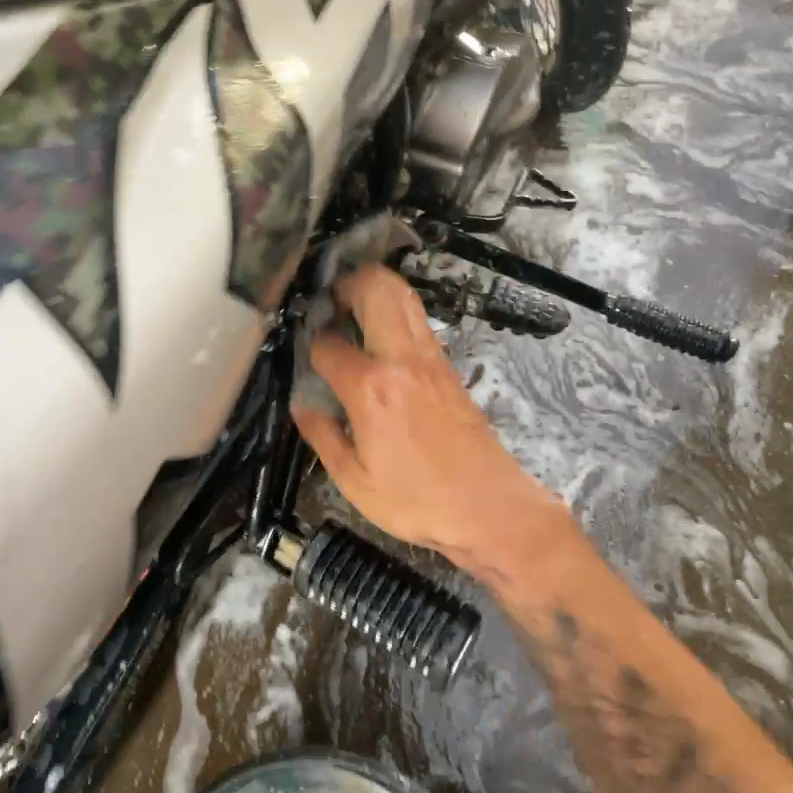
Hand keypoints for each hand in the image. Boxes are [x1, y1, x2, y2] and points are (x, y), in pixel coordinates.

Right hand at [290, 265, 568, 569]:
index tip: (305, 356)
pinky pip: (417, 319)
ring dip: (374, 290)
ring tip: (353, 311)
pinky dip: (394, 311)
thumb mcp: (354, 481)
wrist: (490, 508)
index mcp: (371, 389)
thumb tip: (302, 405)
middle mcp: (402, 360)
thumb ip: (322, 435)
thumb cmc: (418, 500)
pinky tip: (379, 338)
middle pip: (375, 289)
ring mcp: (430, 359)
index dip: (310, 346)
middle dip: (346, 284)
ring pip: (402, 295)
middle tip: (329, 304)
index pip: (328, 345)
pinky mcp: (448, 367)